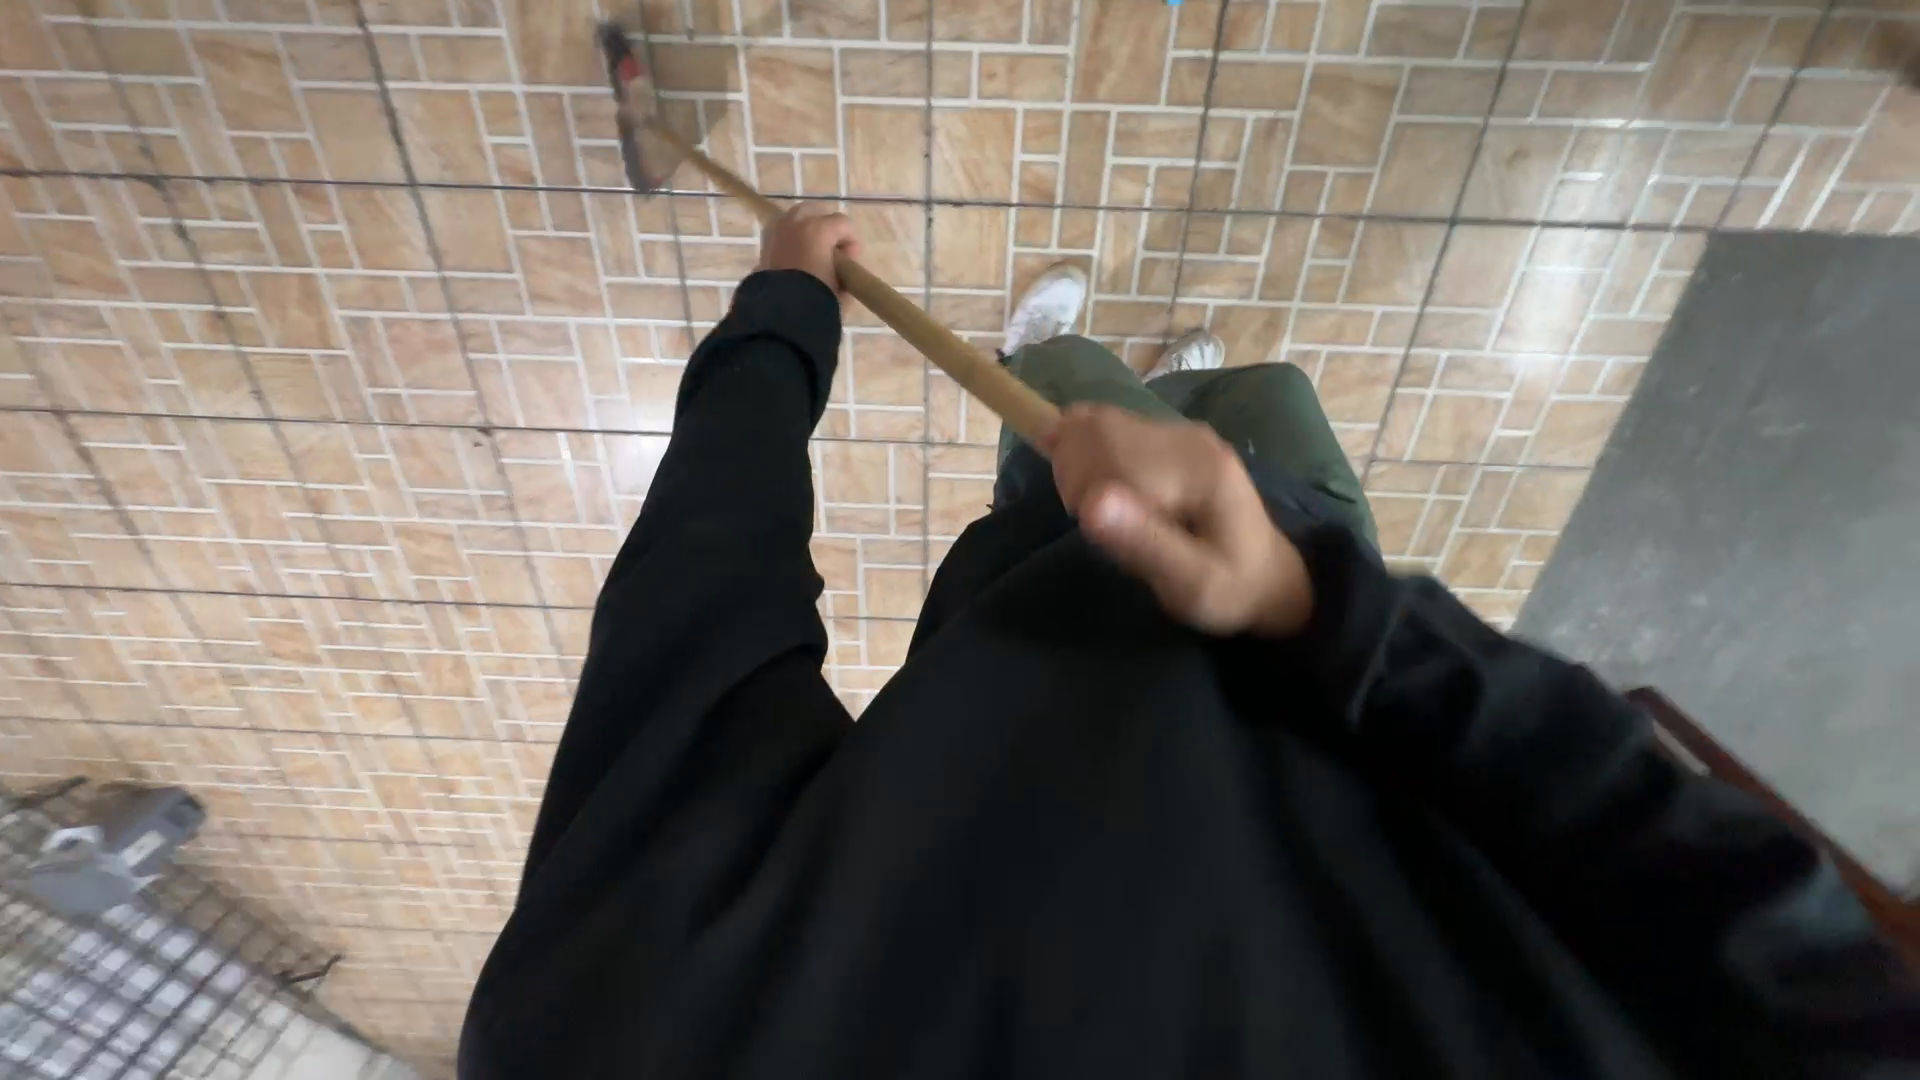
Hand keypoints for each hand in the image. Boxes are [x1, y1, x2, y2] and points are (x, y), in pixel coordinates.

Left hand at [759, 204, 861, 297]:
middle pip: (814, 212)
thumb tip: (842, 272)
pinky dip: (789, 244)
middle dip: (825, 228)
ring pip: (793, 220)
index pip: (843, 224)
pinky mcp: (763, 248)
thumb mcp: (841, 290)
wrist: (782, 315)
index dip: (851, 241)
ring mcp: (776, 234)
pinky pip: (779, 237)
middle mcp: (795, 225)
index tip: (852, 260)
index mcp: (818, 230)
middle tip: (830, 251)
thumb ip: (845, 275)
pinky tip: (794, 262)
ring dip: (804, 233)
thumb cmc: (818, 300)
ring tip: (811, 255)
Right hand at [1039, 404, 1312, 636]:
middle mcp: (1187, 438)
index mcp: (1198, 469)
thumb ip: (1145, 544)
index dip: (1081, 487)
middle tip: (1085, 517)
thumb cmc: (1229, 588)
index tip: (1086, 526)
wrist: (1266, 577)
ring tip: (1090, 504)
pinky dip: (1083, 451)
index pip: (1109, 451)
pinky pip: (1104, 425)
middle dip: (1073, 471)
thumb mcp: (1191, 584)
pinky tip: (1092, 485)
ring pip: (1095, 422)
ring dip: (1074, 462)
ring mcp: (1177, 432)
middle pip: (1098, 427)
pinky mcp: (1166, 437)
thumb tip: (1092, 503)